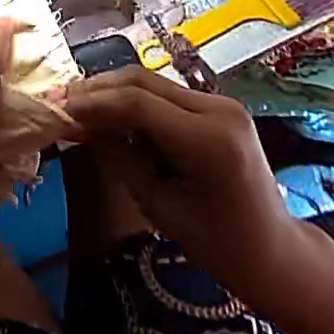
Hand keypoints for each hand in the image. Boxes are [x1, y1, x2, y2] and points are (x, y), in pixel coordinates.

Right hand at [64, 67, 301, 307]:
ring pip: (151, 83)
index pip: (138, 104)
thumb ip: (118, 158)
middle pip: (143, 82)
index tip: (58, 110)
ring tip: (77, 105)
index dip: (93, 104)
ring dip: (113, 92)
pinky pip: (165, 95)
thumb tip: (77, 124)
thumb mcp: (158, 206)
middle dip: (98, 89)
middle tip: (60, 100)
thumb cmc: (218, 246)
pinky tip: (110, 113)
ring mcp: (220, 102)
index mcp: (209, 141)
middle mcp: (218, 109)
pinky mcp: (216, 106)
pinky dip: (134, 101)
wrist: (274, 252)